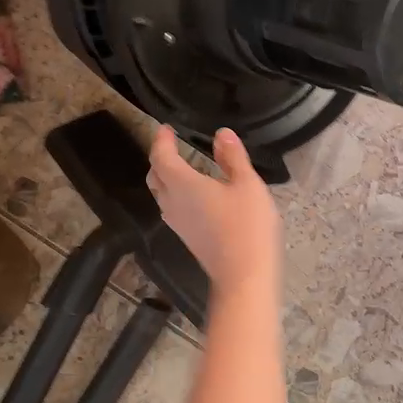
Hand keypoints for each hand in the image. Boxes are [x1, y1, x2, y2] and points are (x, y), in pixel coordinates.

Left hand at [147, 125, 281, 296]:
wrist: (244, 273)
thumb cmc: (248, 224)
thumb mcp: (248, 185)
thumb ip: (233, 158)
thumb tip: (221, 134)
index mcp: (183, 184)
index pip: (162, 157)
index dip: (161, 140)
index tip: (166, 128)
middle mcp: (172, 202)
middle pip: (155, 177)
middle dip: (160, 159)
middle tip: (172, 147)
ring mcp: (178, 222)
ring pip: (162, 194)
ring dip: (167, 179)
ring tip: (184, 169)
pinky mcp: (187, 237)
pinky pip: (173, 209)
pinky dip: (177, 195)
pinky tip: (197, 197)